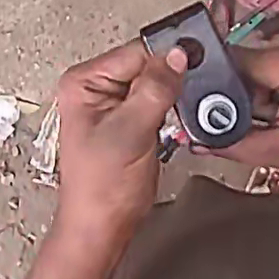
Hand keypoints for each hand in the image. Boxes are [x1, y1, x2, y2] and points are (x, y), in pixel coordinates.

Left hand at [53, 41, 186, 243]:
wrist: (103, 227)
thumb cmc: (100, 189)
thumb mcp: (130, 132)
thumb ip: (154, 90)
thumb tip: (175, 56)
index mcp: (83, 82)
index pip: (134, 52)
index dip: (166, 57)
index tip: (195, 60)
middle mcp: (95, 87)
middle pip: (146, 63)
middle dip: (170, 77)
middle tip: (187, 92)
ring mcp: (112, 103)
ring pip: (155, 80)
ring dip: (171, 92)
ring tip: (175, 112)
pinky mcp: (129, 117)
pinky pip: (156, 97)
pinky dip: (170, 105)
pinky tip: (173, 118)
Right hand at [203, 44, 278, 191]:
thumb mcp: (276, 152)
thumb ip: (230, 143)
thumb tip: (193, 140)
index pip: (244, 60)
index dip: (223, 80)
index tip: (210, 101)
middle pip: (253, 58)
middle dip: (243, 87)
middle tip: (252, 117)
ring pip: (264, 60)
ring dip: (258, 85)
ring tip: (271, 114)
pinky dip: (272, 83)